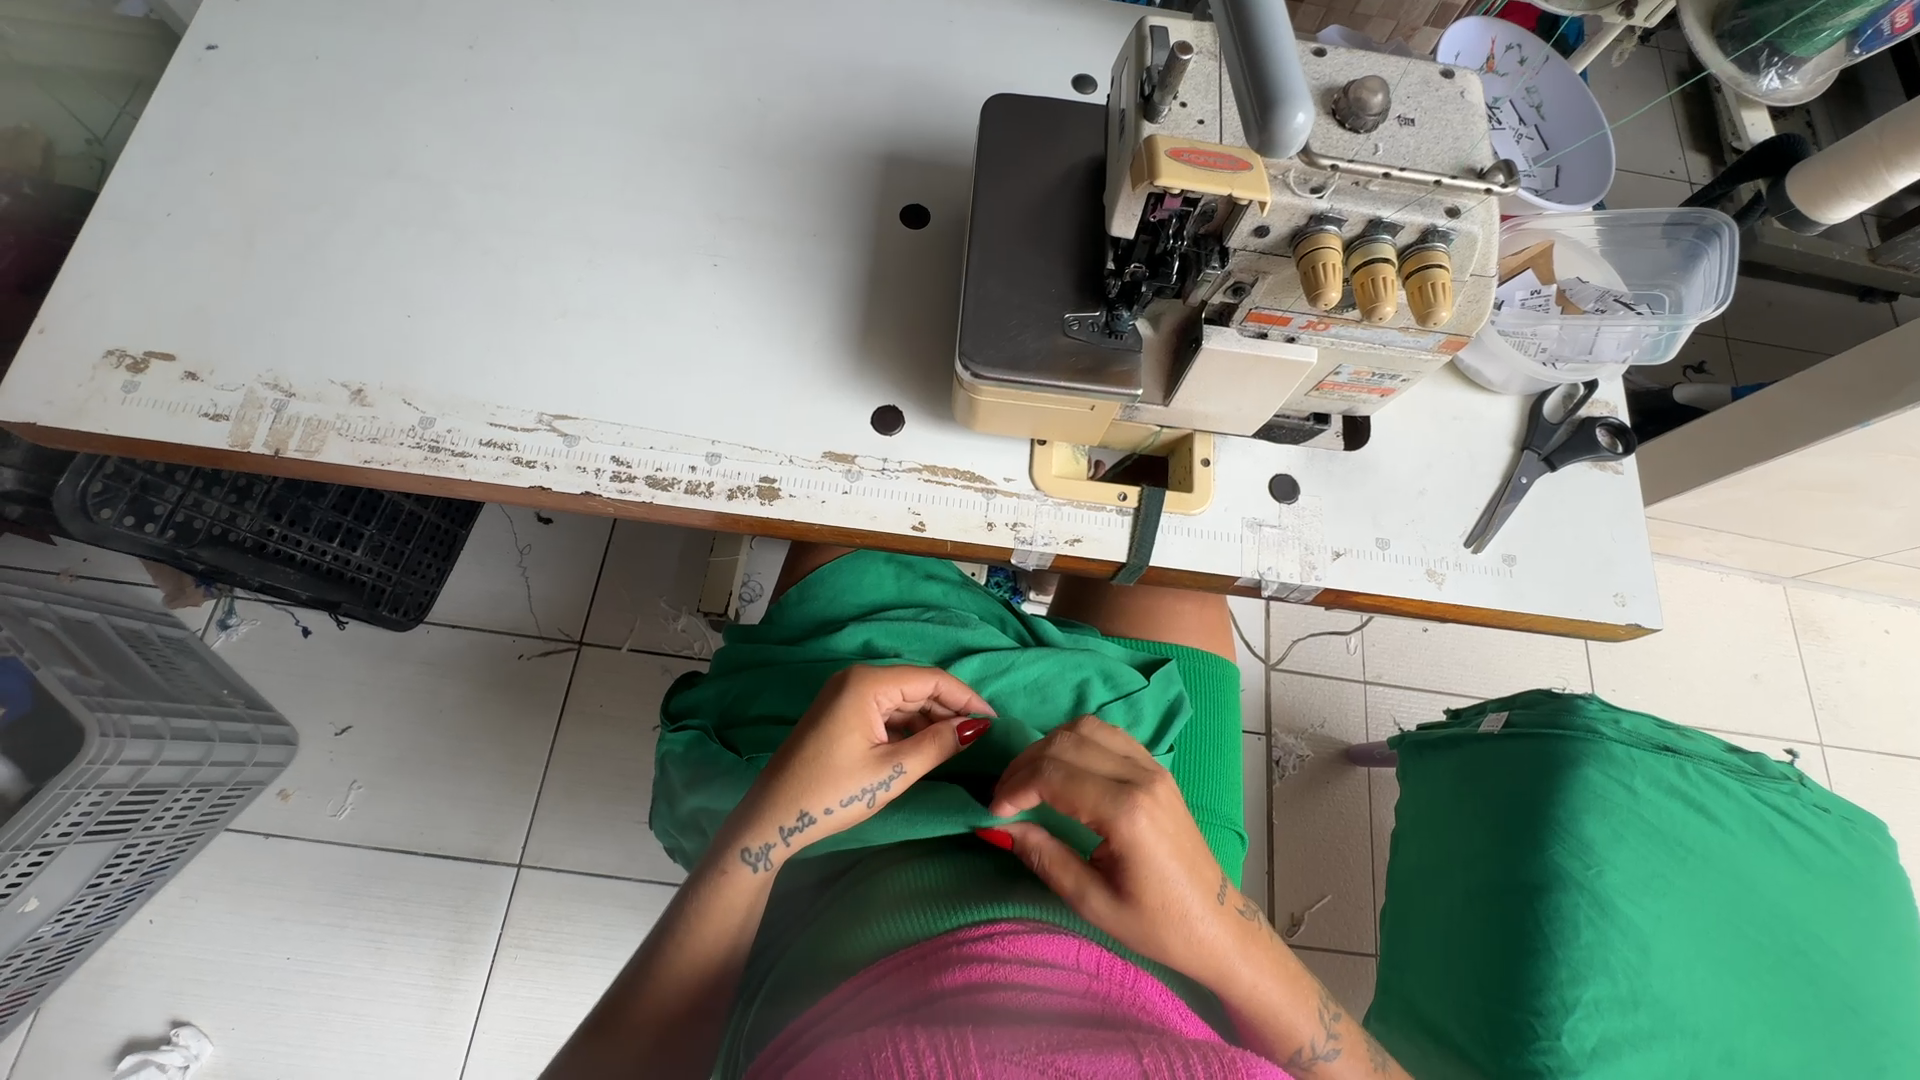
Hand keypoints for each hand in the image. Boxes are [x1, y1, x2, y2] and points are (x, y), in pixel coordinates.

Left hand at [721, 664, 993, 876]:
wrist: (772, 818)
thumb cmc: (833, 793)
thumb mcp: (892, 772)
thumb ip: (938, 745)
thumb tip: (976, 728)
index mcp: (868, 683)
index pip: (931, 679)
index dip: (967, 697)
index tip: (995, 720)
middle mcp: (857, 679)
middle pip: (917, 686)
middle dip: (950, 709)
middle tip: (982, 736)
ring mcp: (846, 695)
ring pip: (902, 700)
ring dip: (931, 719)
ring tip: (961, 743)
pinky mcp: (841, 714)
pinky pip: (885, 711)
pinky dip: (909, 727)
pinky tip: (927, 745)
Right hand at [989, 715, 1268, 984]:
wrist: (1218, 926)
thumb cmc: (1158, 925)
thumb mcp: (1093, 903)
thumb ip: (1044, 856)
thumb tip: (1000, 826)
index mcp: (1126, 811)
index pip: (1053, 774)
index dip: (1014, 788)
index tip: (993, 812)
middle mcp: (1141, 777)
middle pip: (1065, 742)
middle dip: (1024, 764)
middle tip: (1004, 796)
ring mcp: (1153, 767)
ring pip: (1086, 727)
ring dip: (1049, 746)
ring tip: (1029, 779)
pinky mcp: (1157, 769)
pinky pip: (1108, 734)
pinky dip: (1076, 741)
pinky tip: (1062, 769)